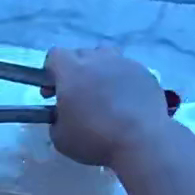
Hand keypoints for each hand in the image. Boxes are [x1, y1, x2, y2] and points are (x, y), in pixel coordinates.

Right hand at [42, 47, 173, 167]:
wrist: (140, 141)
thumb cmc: (94, 138)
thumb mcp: (60, 137)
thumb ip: (56, 119)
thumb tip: (62, 115)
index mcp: (72, 72)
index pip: (55, 55)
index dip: (49, 70)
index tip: (51, 90)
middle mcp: (98, 60)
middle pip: (81, 53)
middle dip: (73, 71)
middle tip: (74, 95)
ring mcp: (125, 63)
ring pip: (106, 56)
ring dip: (98, 70)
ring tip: (100, 93)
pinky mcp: (145, 73)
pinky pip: (126, 69)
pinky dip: (120, 80)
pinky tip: (123, 102)